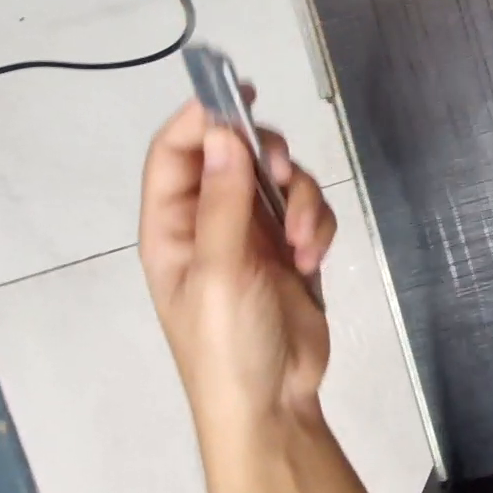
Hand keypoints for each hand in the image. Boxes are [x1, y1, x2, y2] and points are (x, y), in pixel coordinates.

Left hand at [139, 98, 338, 432]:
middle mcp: (213, 221)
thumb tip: (225, 132)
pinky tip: (315, 259)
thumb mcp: (220, 272)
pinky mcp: (293, 249)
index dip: (202, 117)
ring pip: (283, 181)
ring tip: (303, 244)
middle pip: (239, 156)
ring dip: (302, 202)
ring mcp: (255, 235)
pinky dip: (318, 227)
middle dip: (268, 158)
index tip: (237, 91)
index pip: (178, 153)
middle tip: (283, 170)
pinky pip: (310, 212)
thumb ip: (224, 201)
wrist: (274, 401)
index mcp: (173, 226)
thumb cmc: (228, 343)